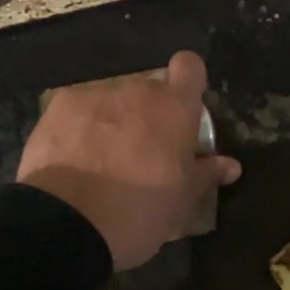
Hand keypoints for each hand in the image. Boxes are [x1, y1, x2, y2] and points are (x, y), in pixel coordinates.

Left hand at [17, 51, 242, 270]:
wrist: (68, 223)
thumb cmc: (138, 213)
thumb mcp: (181, 203)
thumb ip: (205, 174)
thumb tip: (230, 165)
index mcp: (175, 108)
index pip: (190, 67)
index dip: (188, 82)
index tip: (183, 108)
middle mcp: (137, 90)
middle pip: (148, 90)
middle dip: (148, 114)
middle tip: (142, 152)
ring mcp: (96, 94)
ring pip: (112, 101)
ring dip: (113, 121)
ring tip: (102, 160)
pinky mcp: (60, 105)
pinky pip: (78, 110)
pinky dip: (79, 127)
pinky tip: (72, 158)